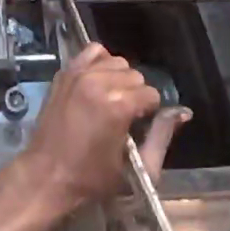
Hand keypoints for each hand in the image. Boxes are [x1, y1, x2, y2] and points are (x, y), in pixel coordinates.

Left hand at [13, 42, 188, 214]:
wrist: (46, 176)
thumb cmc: (91, 178)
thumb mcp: (135, 166)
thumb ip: (162, 136)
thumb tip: (183, 112)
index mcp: (118, 106)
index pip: (151, 94)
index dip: (149, 112)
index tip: (139, 127)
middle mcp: (99, 82)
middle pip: (135, 75)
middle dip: (135, 95)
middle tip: (125, 117)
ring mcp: (79, 73)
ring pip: (117, 61)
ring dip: (119, 79)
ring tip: (111, 100)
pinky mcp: (65, 72)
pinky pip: (92, 51)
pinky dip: (101, 62)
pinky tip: (99, 81)